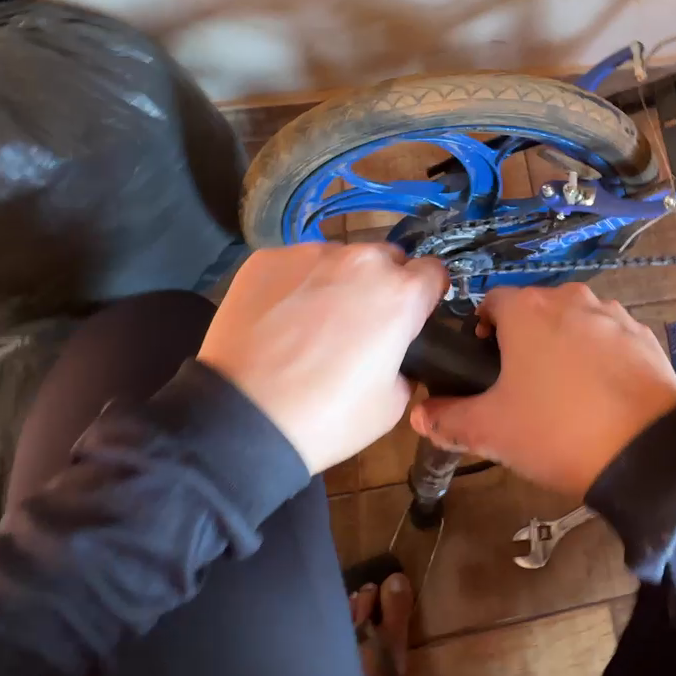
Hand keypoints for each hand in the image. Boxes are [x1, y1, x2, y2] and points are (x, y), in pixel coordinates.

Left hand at [198, 243, 446, 473]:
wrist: (241, 421)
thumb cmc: (327, 417)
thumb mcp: (391, 404)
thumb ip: (405, 364)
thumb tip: (394, 353)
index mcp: (402, 294)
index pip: (433, 273)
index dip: (424, 297)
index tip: (410, 319)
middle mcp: (363, 261)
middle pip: (387, 260)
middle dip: (381, 286)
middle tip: (358, 327)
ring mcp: (311, 254)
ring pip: (339, 260)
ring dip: (337, 283)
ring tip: (309, 326)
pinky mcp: (267, 260)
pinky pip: (295, 265)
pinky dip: (294, 286)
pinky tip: (277, 322)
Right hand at [409, 285, 675, 498]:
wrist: (644, 455)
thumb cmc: (556, 431)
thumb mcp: (492, 431)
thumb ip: (449, 418)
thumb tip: (418, 414)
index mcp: (528, 308)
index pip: (491, 302)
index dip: (482, 330)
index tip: (483, 365)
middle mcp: (572, 297)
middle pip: (536, 309)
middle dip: (524, 338)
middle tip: (519, 385)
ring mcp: (614, 313)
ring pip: (575, 322)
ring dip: (564, 344)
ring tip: (563, 392)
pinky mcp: (645, 335)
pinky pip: (611, 338)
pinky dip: (601, 356)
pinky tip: (602, 395)